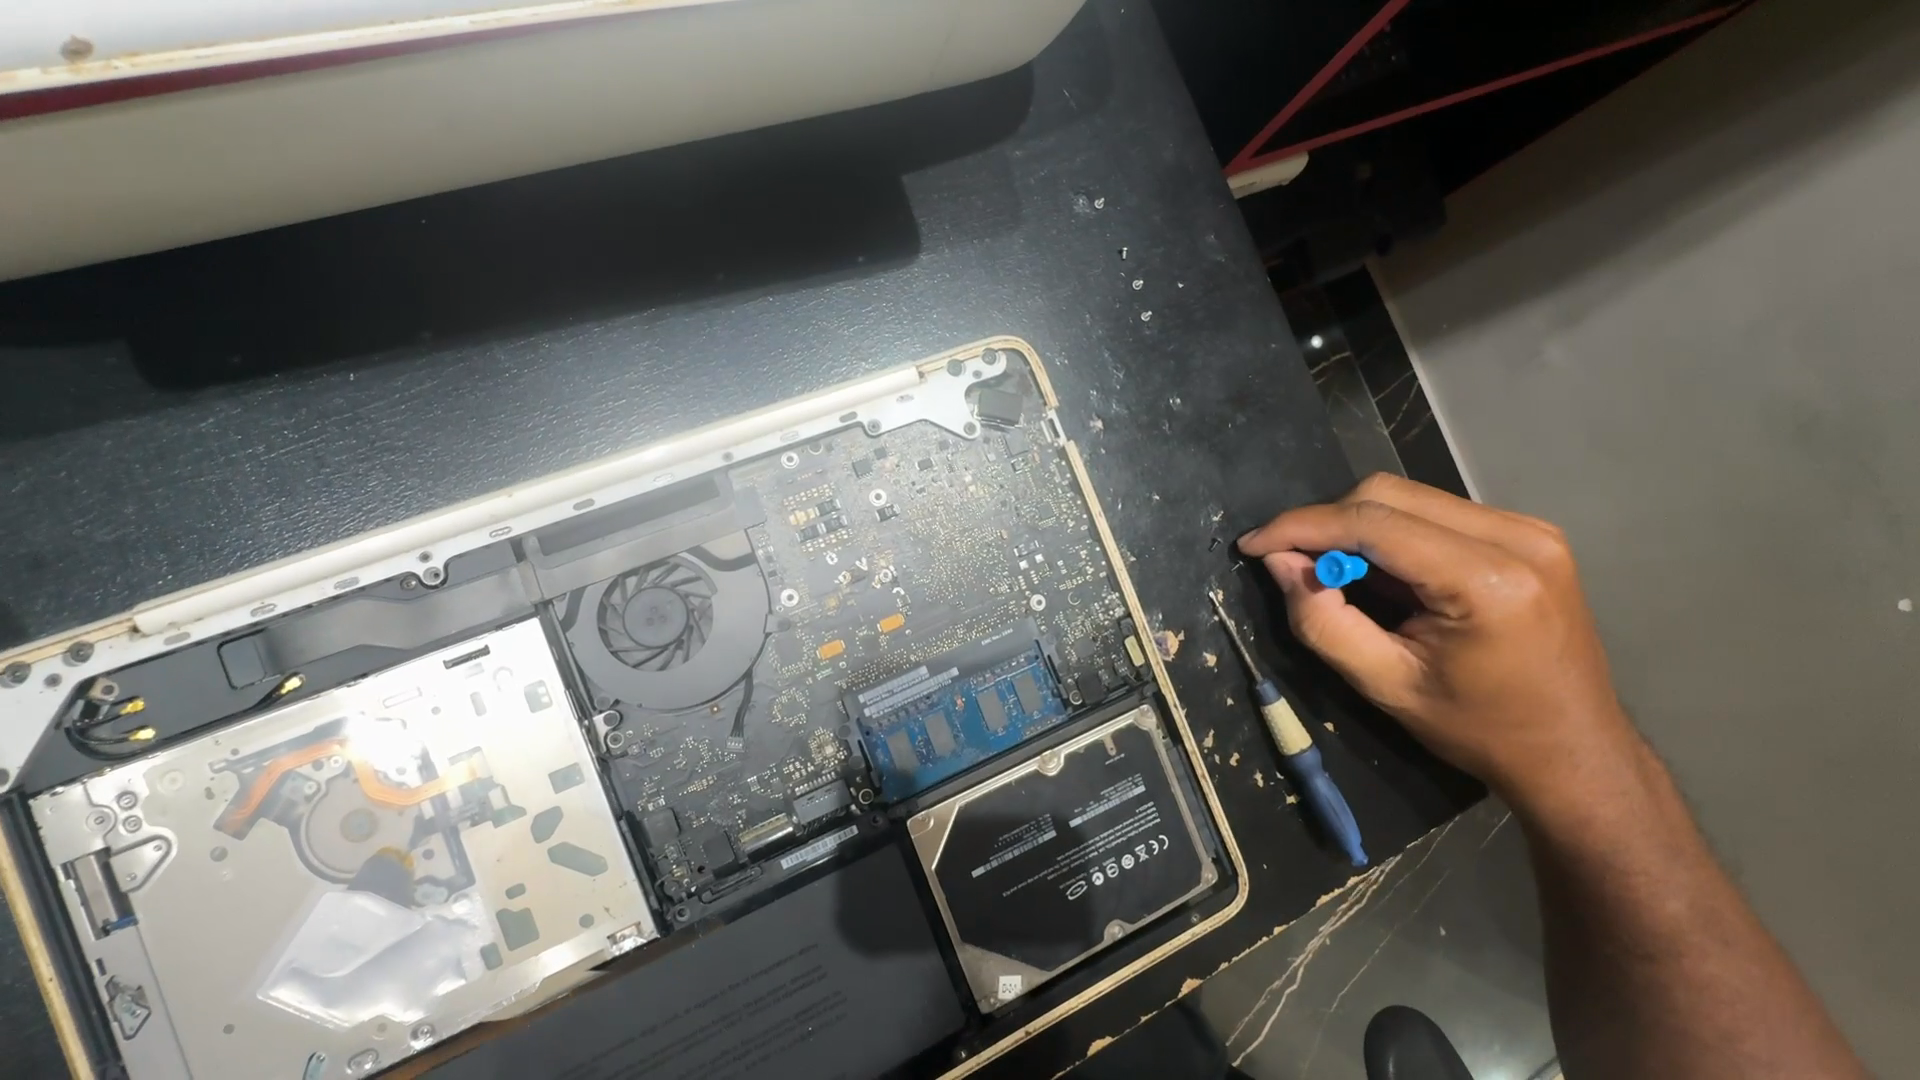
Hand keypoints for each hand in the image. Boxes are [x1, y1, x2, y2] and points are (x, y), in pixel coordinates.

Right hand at [1238, 473, 1636, 810]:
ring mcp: (1529, 529)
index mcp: (1486, 579)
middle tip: (1290, 564)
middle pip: (1388, 494)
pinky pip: (1434, 511)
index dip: (1301, 526)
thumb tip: (1279, 563)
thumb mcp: (1385, 685)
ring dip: (1355, 527)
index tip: (1253, 545)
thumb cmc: (1479, 729)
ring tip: (1334, 574)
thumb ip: (1322, 621)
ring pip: (1409, 497)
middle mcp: (1516, 536)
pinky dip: (1390, 532)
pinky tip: (1381, 572)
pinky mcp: (1528, 533)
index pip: (1371, 522)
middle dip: (1325, 522)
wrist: (1574, 750)